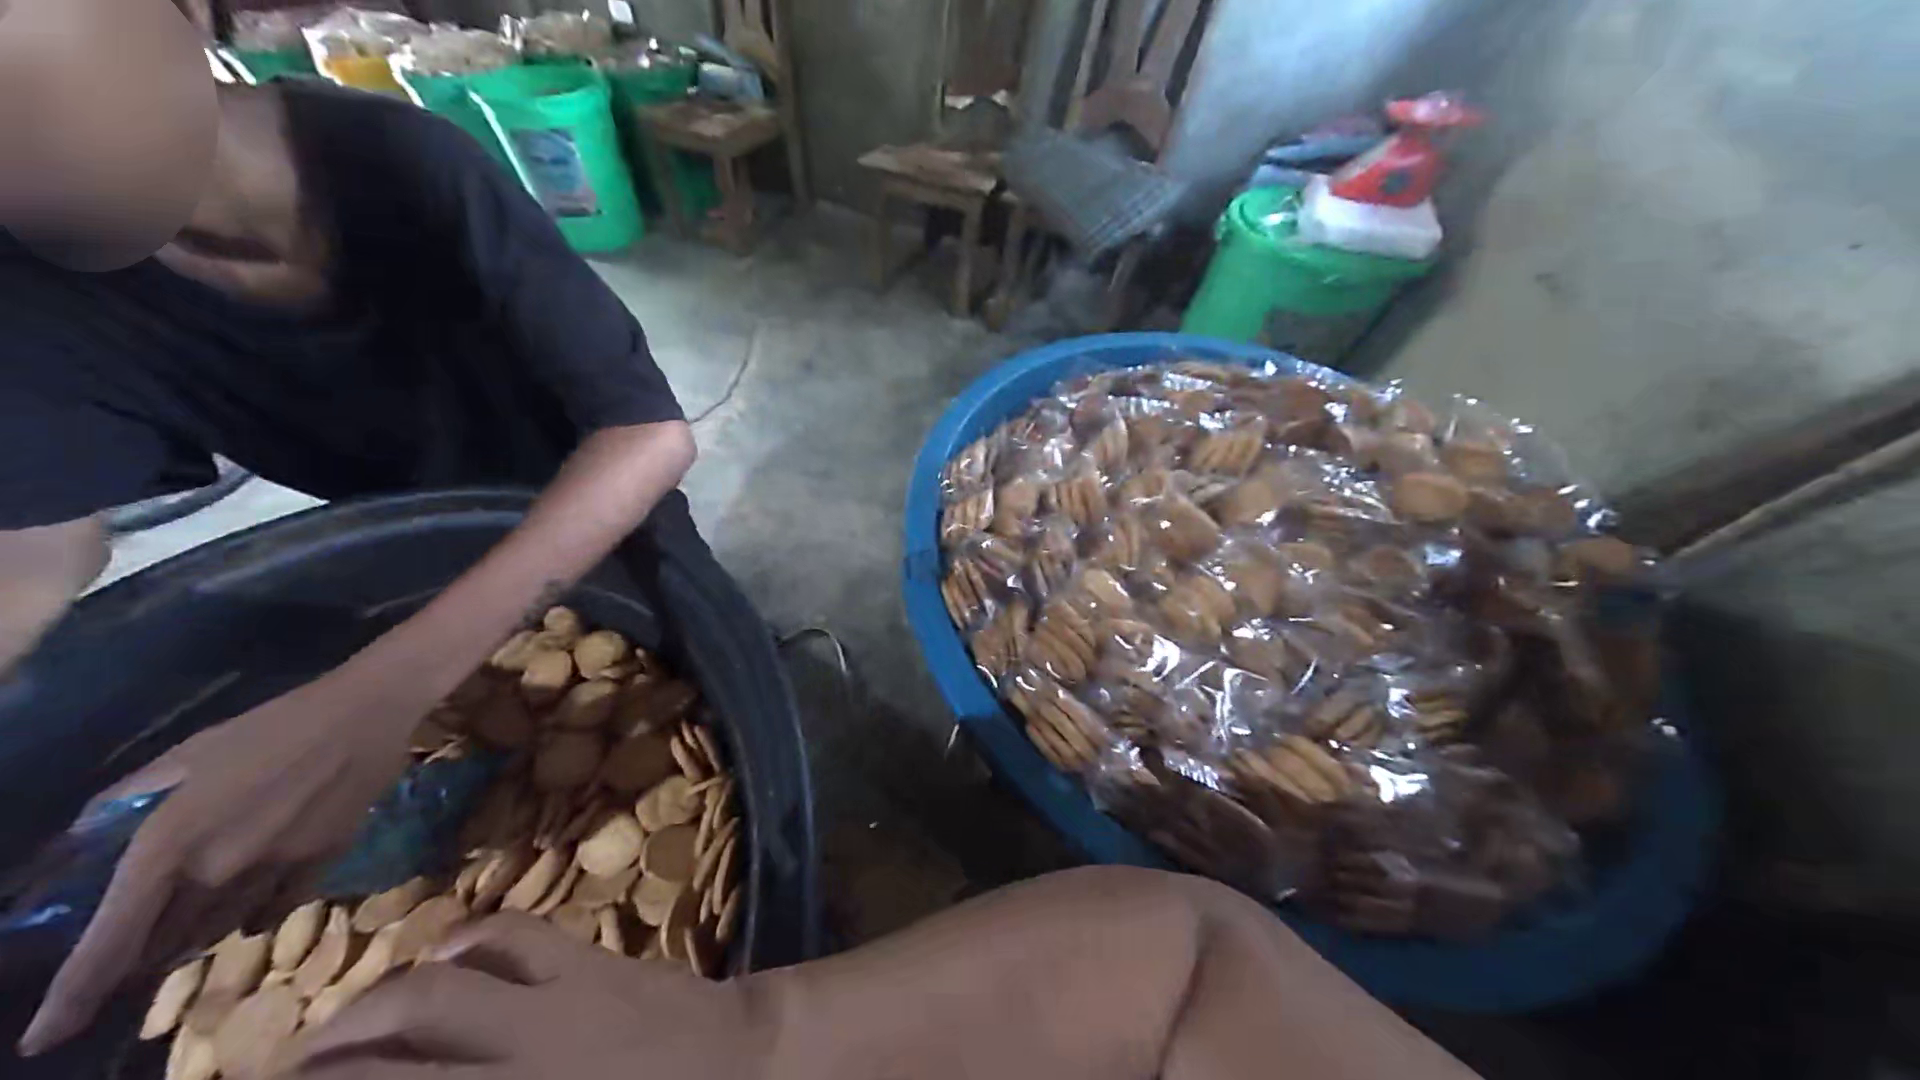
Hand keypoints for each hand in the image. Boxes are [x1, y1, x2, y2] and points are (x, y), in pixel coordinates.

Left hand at [20, 665, 424, 1054]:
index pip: (107, 942)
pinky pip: (280, 906)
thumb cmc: (275, 723)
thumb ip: (135, 795)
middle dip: (145, 953)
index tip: (47, 1037)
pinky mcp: (326, 857)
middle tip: (142, 946)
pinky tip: (254, 912)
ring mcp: (279, 865)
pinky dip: (258, 916)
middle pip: (167, 940)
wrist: (369, 710)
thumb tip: (92, 835)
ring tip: (194, 928)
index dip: (72, 996)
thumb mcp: (192, 750)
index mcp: (169, 843)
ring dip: (200, 934)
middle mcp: (219, 868)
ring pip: (224, 927)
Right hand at [280, 914, 763, 1079]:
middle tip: (273, 1078)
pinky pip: (513, 936)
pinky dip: (464, 943)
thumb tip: (437, 1071)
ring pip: (436, 986)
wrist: (747, 1064)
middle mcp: (516, 1062)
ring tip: (336, 1031)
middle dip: (313, 1071)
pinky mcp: (588, 958)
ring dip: (370, 1005)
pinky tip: (443, 961)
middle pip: (381, 1066)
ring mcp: (553, 1000)